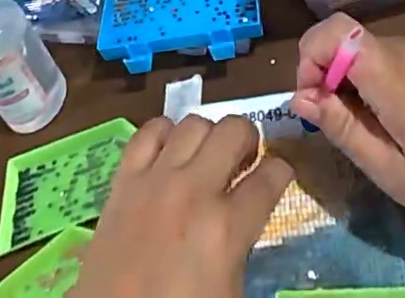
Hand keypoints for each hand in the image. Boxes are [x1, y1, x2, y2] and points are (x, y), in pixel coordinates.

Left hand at [72, 115, 292, 297]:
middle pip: (234, 130)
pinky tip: (170, 151)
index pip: (270, 178)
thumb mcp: (229, 292)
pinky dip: (165, 133)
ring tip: (208, 156)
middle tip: (245, 160)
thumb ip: (242, 244)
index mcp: (226, 230)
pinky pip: (148, 132)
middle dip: (249, 139)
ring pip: (194, 123)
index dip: (281, 171)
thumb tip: (248, 215)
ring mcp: (156, 180)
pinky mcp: (123, 180)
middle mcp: (194, 192)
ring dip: (209, 136)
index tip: (280, 173)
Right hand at [289, 13, 404, 252]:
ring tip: (366, 134)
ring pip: (365, 50)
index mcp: (392, 71)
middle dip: (325, 75)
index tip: (312, 104)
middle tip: (335, 127)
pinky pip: (388, 61)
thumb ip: (342, 127)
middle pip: (344, 39)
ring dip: (349, 82)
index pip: (332, 30)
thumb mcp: (391, 171)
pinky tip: (392, 126)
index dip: (309, 58)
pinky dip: (373, 83)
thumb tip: (298, 97)